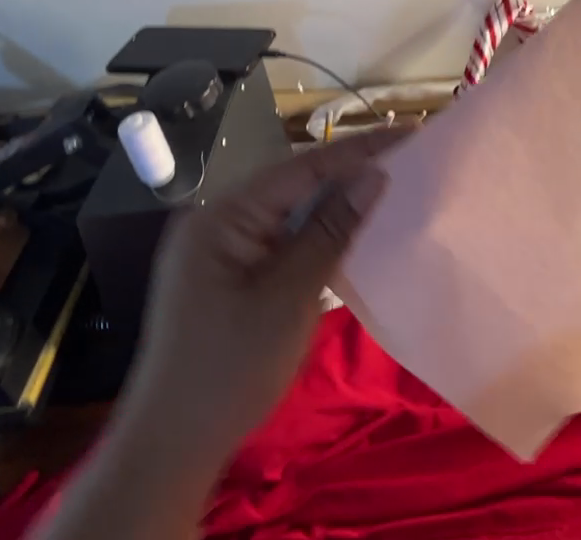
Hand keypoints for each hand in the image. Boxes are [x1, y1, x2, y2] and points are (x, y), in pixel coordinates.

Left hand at [125, 127, 408, 460]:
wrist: (171, 446)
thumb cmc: (229, 371)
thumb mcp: (289, 299)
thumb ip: (331, 231)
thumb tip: (375, 176)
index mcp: (221, 217)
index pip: (301, 168)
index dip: (358, 150)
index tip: (409, 133)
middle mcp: (216, 220)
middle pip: (293, 183)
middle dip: (348, 171)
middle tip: (407, 158)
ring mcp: (218, 249)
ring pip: (288, 211)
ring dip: (334, 203)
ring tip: (389, 186)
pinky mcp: (227, 274)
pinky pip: (279, 239)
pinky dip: (315, 234)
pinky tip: (349, 232)